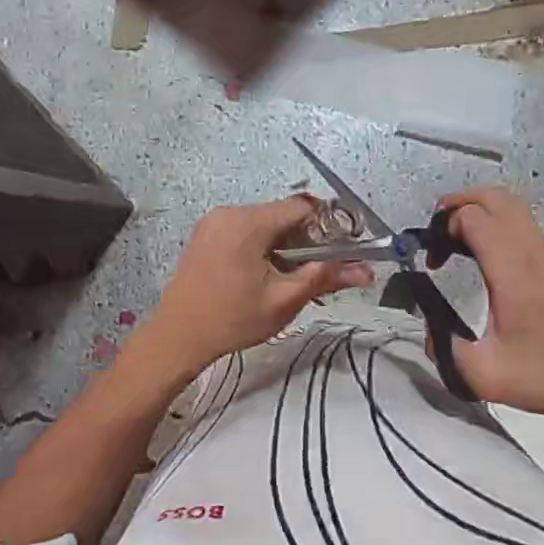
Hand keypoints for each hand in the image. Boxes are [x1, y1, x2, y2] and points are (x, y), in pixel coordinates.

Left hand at [141, 197, 372, 376]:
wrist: (178, 337)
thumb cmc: (232, 319)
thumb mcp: (284, 300)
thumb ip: (324, 277)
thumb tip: (365, 270)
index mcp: (247, 221)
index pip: (302, 207)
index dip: (329, 226)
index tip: (343, 251)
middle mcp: (228, 213)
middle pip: (282, 216)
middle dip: (307, 241)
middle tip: (321, 273)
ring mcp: (213, 224)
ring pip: (264, 226)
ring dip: (285, 247)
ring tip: (294, 280)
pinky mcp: (205, 238)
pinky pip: (244, 234)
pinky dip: (262, 249)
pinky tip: (268, 278)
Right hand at [436, 187, 543, 430]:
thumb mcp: (484, 374)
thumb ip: (444, 346)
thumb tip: (429, 326)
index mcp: (514, 272)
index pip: (473, 217)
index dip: (443, 227)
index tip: (431, 260)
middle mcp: (536, 253)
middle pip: (497, 197)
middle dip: (459, 204)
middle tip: (437, 232)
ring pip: (515, 209)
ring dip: (480, 215)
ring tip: (457, 245)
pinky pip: (526, 229)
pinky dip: (498, 230)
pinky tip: (486, 264)